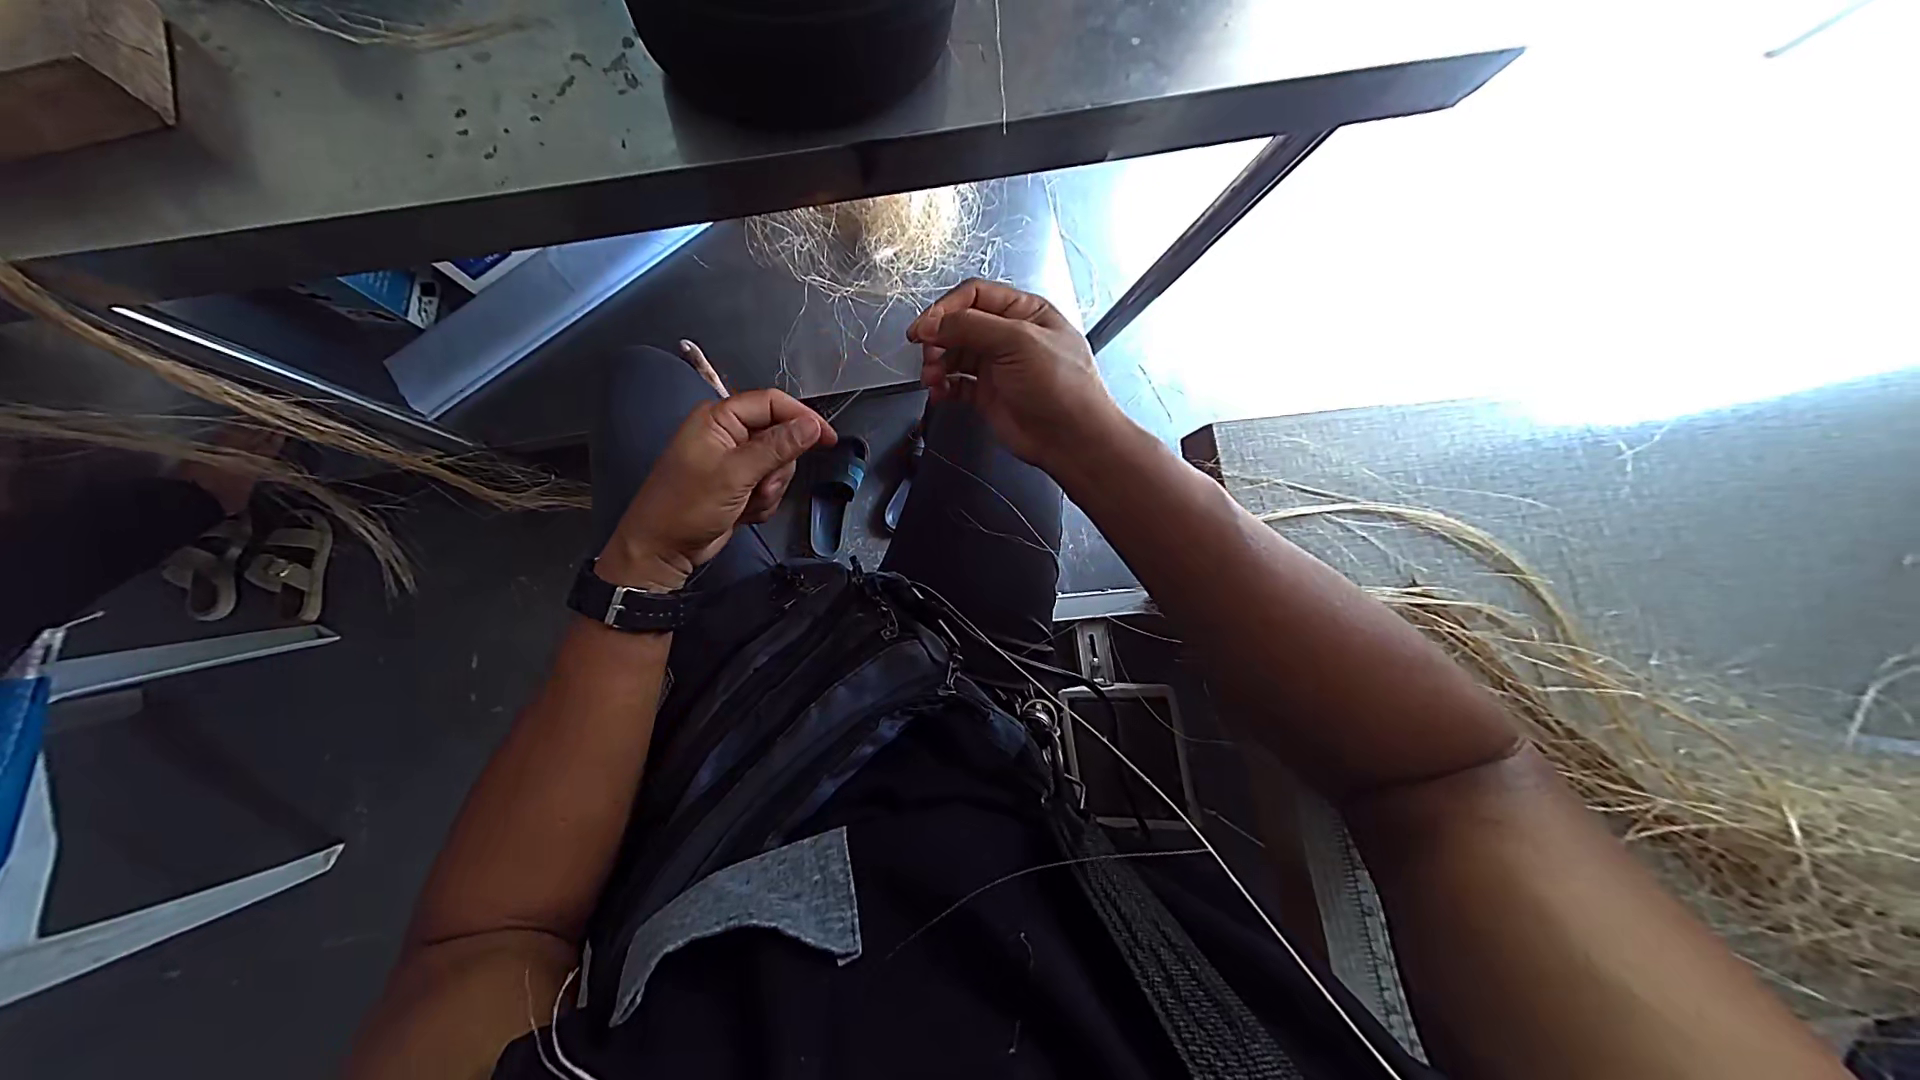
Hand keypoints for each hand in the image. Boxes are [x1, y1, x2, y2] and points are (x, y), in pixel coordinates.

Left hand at [599, 389, 834, 590]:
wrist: (663, 549)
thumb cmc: (683, 508)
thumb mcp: (736, 474)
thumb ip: (777, 447)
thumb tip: (810, 426)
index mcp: (719, 418)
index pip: (772, 403)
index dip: (802, 418)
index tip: (826, 437)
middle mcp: (727, 435)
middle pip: (782, 437)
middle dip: (778, 468)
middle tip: (761, 485)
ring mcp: (735, 461)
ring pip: (780, 466)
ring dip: (770, 489)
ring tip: (746, 501)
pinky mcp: (740, 484)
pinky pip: (772, 487)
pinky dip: (763, 502)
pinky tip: (742, 511)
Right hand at [906, 279, 1123, 468]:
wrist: (1071, 438)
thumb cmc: (1062, 387)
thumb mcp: (1018, 342)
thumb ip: (971, 327)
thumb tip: (933, 323)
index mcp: (1024, 311)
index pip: (974, 296)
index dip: (945, 309)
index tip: (924, 327)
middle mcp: (1009, 336)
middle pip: (960, 325)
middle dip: (938, 338)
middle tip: (928, 354)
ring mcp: (998, 366)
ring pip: (954, 355)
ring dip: (937, 364)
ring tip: (932, 377)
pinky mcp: (988, 394)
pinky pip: (956, 384)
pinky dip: (944, 386)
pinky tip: (940, 392)